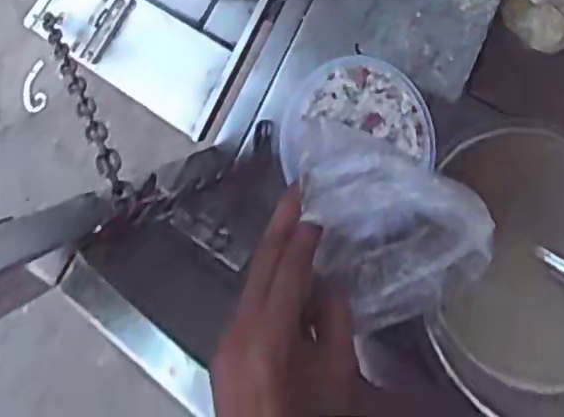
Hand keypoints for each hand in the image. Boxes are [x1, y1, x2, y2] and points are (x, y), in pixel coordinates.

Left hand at [211, 187, 365, 416]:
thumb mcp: (338, 376)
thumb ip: (336, 319)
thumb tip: (332, 279)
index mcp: (269, 336)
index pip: (288, 268)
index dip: (304, 235)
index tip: (318, 206)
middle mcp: (239, 332)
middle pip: (262, 265)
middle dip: (281, 224)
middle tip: (298, 188)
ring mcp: (226, 345)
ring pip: (254, 282)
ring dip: (276, 251)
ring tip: (297, 220)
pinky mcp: (225, 357)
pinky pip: (250, 304)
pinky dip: (270, 282)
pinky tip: (289, 274)